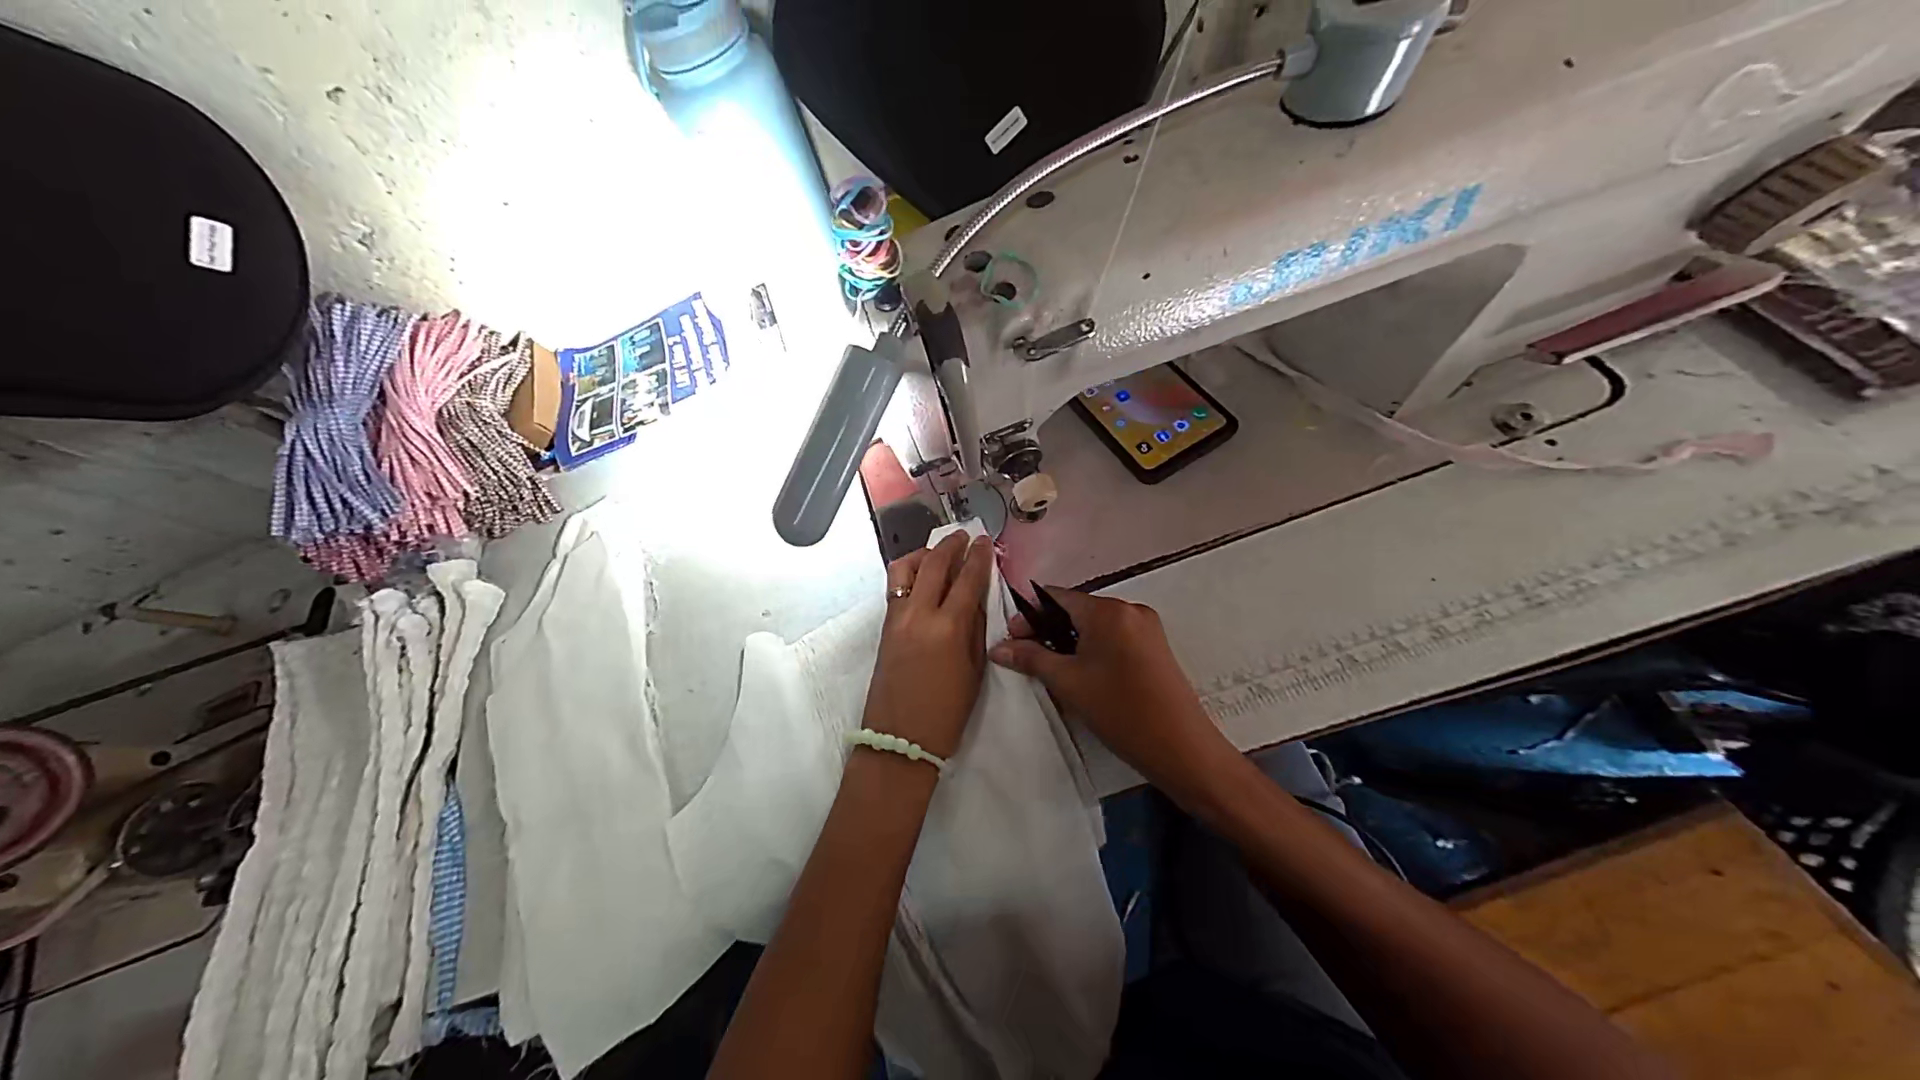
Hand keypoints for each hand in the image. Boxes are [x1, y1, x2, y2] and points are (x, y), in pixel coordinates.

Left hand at [862, 532, 995, 759]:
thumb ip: (977, 628)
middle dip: (952, 545)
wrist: (900, 738)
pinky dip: (911, 571)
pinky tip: (923, 576)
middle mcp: (920, 614)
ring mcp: (897, 617)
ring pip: (907, 568)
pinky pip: (896, 585)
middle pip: (934, 564)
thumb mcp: (975, 670)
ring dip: (925, 553)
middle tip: (965, 536)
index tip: (985, 541)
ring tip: (939, 552)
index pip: (967, 579)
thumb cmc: (947, 711)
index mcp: (949, 628)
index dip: (979, 556)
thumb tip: (979, 598)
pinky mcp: (885, 625)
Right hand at [990, 589, 1240, 806]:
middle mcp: (1130, 610)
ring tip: (1052, 669)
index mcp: (1108, 610)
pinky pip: (1115, 638)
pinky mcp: (1156, 648)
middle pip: (1077, 610)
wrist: (1180, 747)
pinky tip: (1082, 675)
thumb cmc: (1119, 710)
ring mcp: (1147, 628)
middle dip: (1049, 629)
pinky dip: (1093, 649)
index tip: (1012, 637)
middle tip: (1026, 656)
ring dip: (1070, 641)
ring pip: (1096, 626)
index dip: (1029, 615)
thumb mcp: (1067, 683)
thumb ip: (1031, 658)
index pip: (1057, 596)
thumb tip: (999, 647)